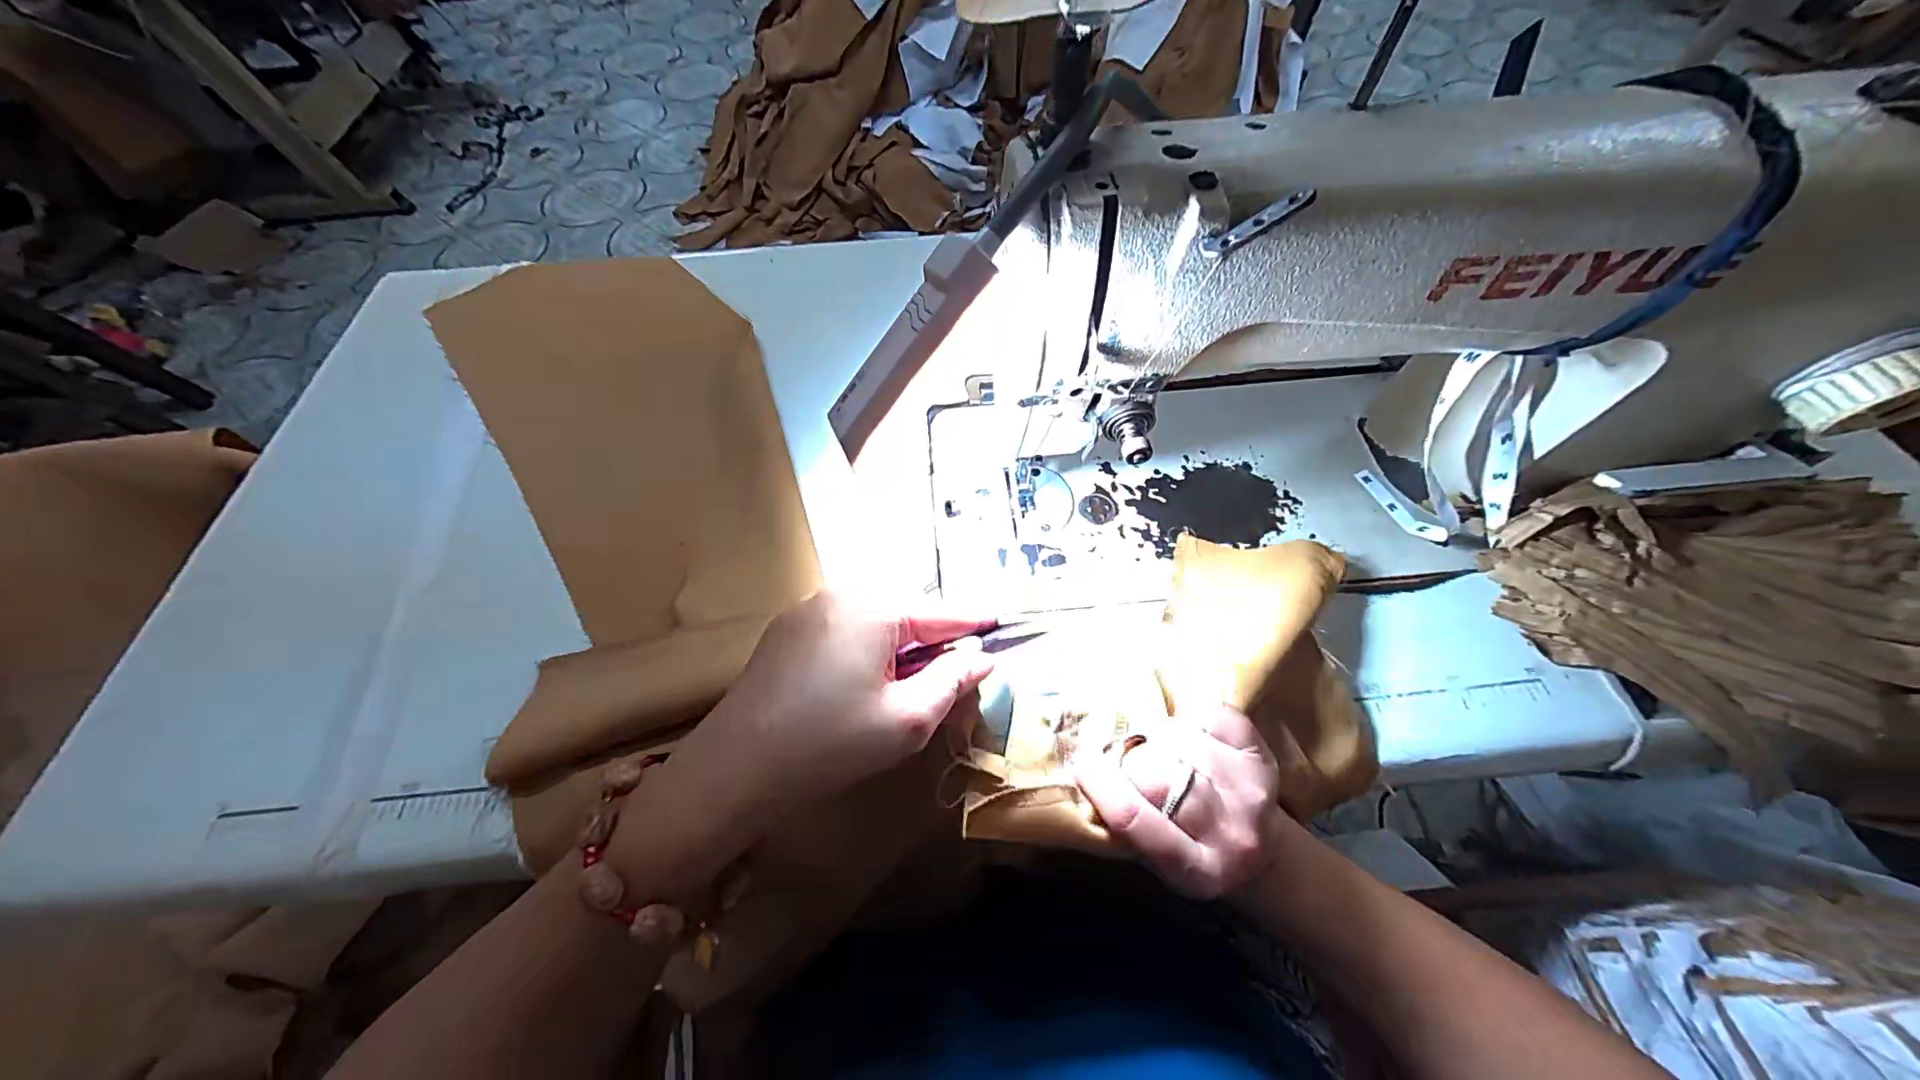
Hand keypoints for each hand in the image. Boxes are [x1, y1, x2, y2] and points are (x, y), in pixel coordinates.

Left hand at [679, 592, 996, 817]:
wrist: (735, 767)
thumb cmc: (831, 742)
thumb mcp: (908, 718)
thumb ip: (952, 680)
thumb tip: (981, 657)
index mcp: (872, 607)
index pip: (939, 611)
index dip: (973, 623)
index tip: (1002, 626)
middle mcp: (837, 595)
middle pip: (904, 614)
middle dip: (931, 642)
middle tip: (953, 677)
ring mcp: (804, 612)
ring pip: (871, 624)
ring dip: (897, 650)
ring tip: (908, 689)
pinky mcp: (783, 635)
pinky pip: (842, 633)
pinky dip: (864, 652)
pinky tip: (862, 689)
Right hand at [1074, 704, 1289, 898]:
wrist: (1264, 855)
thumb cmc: (1191, 851)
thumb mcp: (1156, 860)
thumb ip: (1125, 824)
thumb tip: (1081, 766)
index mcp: (1196, 871)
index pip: (1134, 818)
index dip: (1100, 784)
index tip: (1080, 761)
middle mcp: (1231, 834)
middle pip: (1159, 774)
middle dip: (1129, 756)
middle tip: (1123, 754)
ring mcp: (1252, 793)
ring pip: (1182, 739)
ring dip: (1157, 733)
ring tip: (1155, 742)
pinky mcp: (1263, 757)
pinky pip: (1213, 715)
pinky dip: (1191, 714)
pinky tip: (1186, 730)